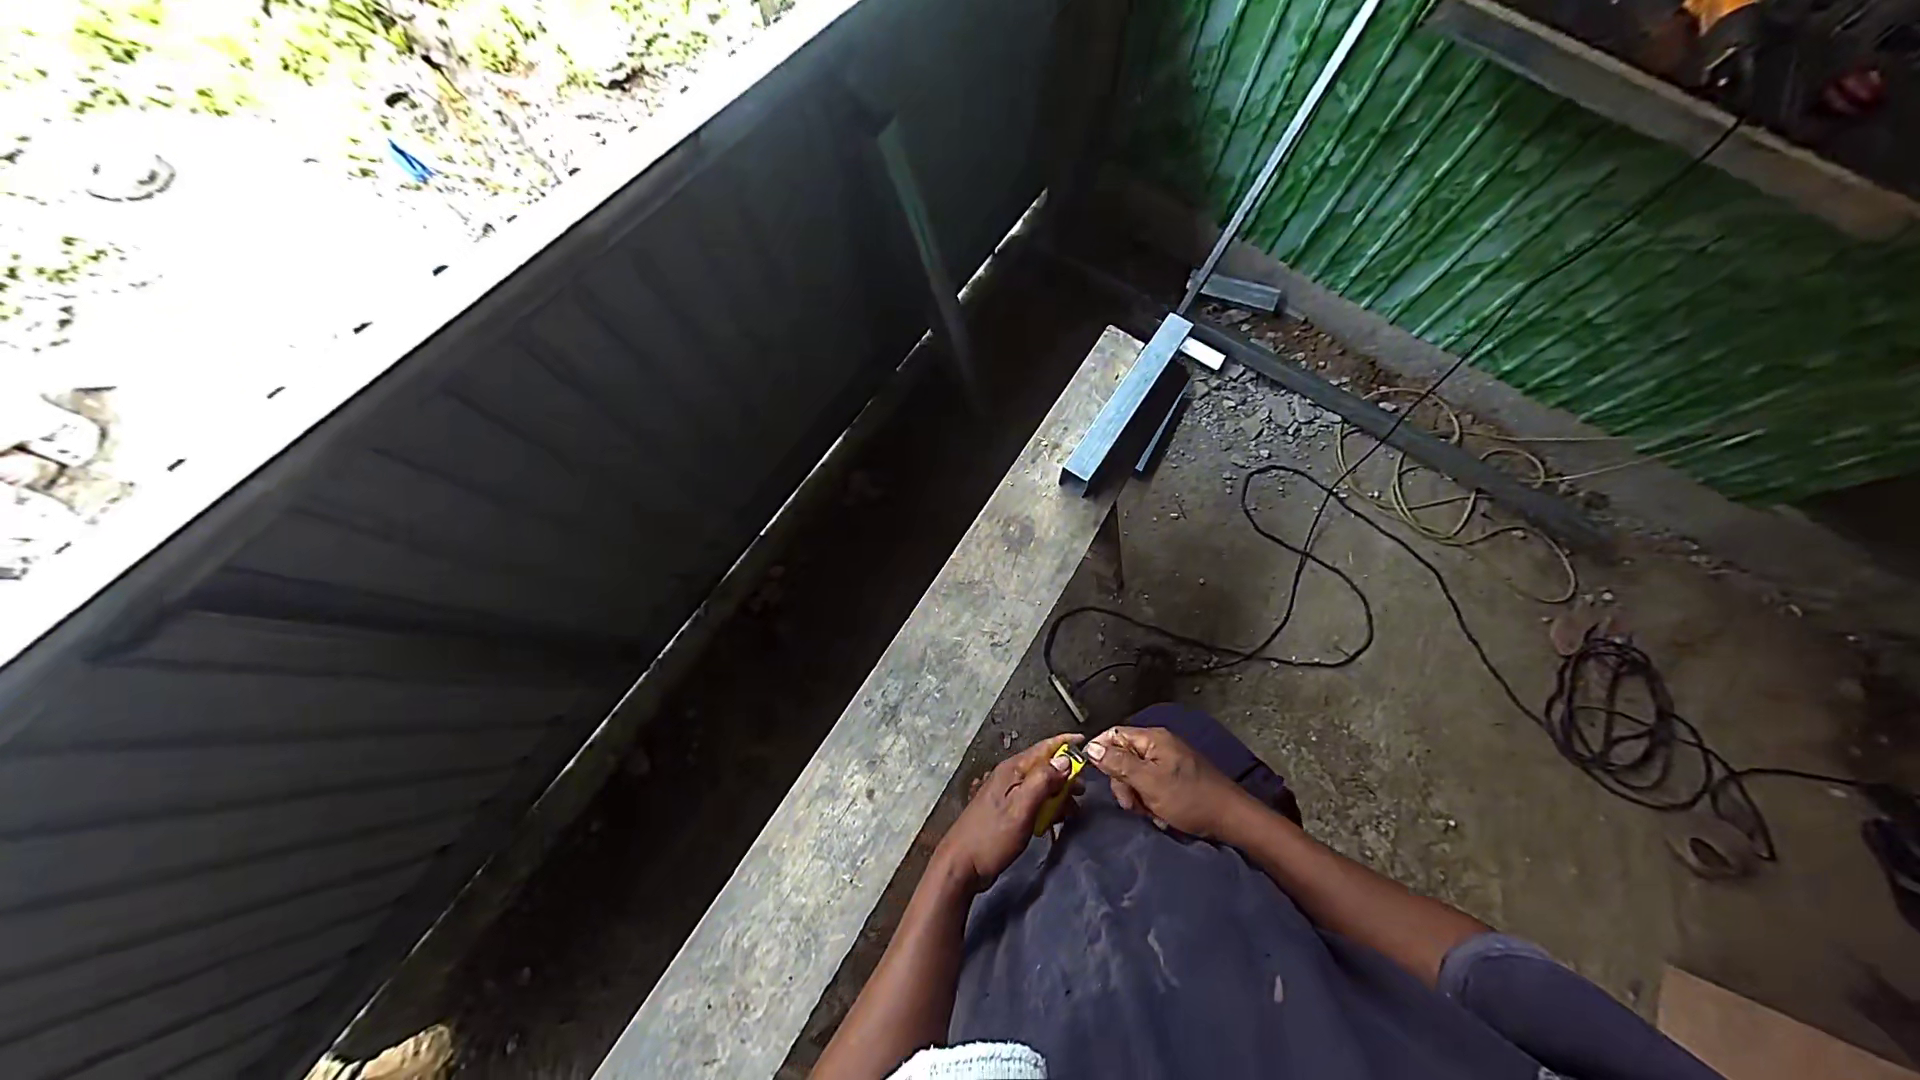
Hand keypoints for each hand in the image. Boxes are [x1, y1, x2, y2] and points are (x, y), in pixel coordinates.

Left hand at [934, 733, 1081, 890]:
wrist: (962, 865)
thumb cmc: (991, 838)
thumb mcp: (1021, 809)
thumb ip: (1042, 782)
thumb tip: (1064, 761)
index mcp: (1012, 770)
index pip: (1043, 748)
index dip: (1065, 744)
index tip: (1085, 742)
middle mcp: (1009, 776)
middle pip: (1043, 766)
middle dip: (1066, 774)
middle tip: (1083, 789)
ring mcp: (1006, 792)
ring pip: (1040, 784)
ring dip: (1058, 793)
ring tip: (1073, 808)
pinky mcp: (1006, 809)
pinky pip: (1033, 799)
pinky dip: (1047, 805)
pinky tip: (1055, 818)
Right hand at [1086, 725, 1256, 840]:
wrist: (1231, 819)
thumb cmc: (1191, 799)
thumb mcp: (1148, 782)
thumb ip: (1118, 764)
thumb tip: (1091, 747)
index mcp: (1153, 738)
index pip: (1114, 735)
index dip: (1101, 753)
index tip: (1098, 776)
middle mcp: (1160, 744)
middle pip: (1123, 757)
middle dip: (1123, 783)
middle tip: (1132, 804)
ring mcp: (1169, 761)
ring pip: (1136, 775)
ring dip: (1137, 796)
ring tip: (1150, 812)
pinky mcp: (1176, 778)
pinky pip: (1151, 785)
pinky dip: (1151, 801)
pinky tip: (1161, 814)